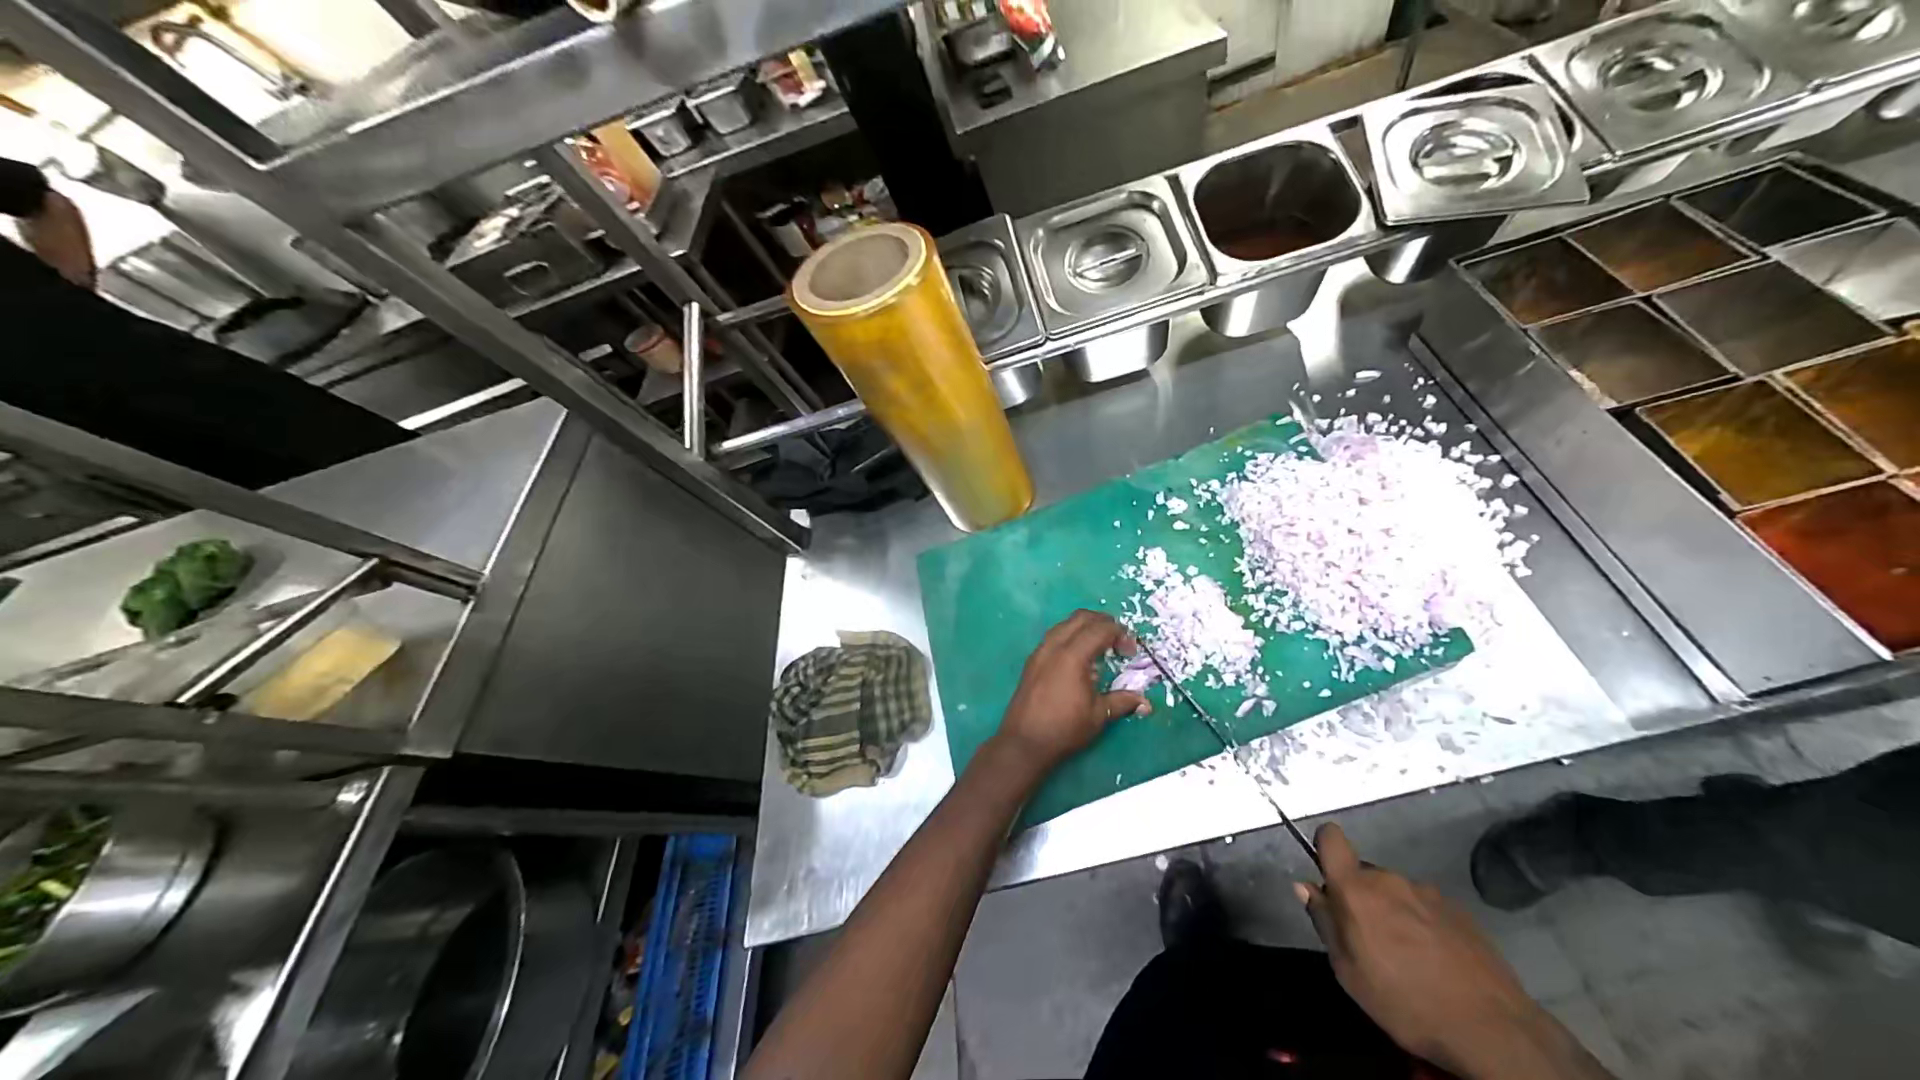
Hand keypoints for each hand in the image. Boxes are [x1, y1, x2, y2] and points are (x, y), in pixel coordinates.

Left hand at [995, 609, 1148, 772]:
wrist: (1024, 742)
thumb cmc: (1064, 728)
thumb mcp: (1098, 715)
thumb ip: (1123, 701)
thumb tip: (1146, 703)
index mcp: (1072, 655)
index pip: (1100, 629)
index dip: (1121, 634)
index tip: (1131, 652)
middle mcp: (1054, 646)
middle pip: (1081, 618)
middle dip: (1103, 623)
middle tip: (1119, 641)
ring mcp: (1040, 652)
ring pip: (1065, 624)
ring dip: (1085, 628)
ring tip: (1100, 648)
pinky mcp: (1032, 661)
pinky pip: (1054, 637)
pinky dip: (1070, 637)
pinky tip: (1079, 660)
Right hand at [1297, 824, 1610, 1079]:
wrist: (1493, 1028)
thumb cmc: (1405, 1001)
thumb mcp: (1348, 971)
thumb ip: (1324, 922)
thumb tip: (1305, 887)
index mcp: (1356, 889)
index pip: (1331, 838)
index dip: (1324, 846)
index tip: (1327, 874)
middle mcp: (1391, 879)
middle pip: (1364, 874)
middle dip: (1361, 898)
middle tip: (1368, 939)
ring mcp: (1429, 893)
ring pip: (1397, 893)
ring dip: (1394, 913)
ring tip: (1407, 957)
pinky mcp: (1461, 912)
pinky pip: (1427, 910)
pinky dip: (1424, 927)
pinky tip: (1436, 962)